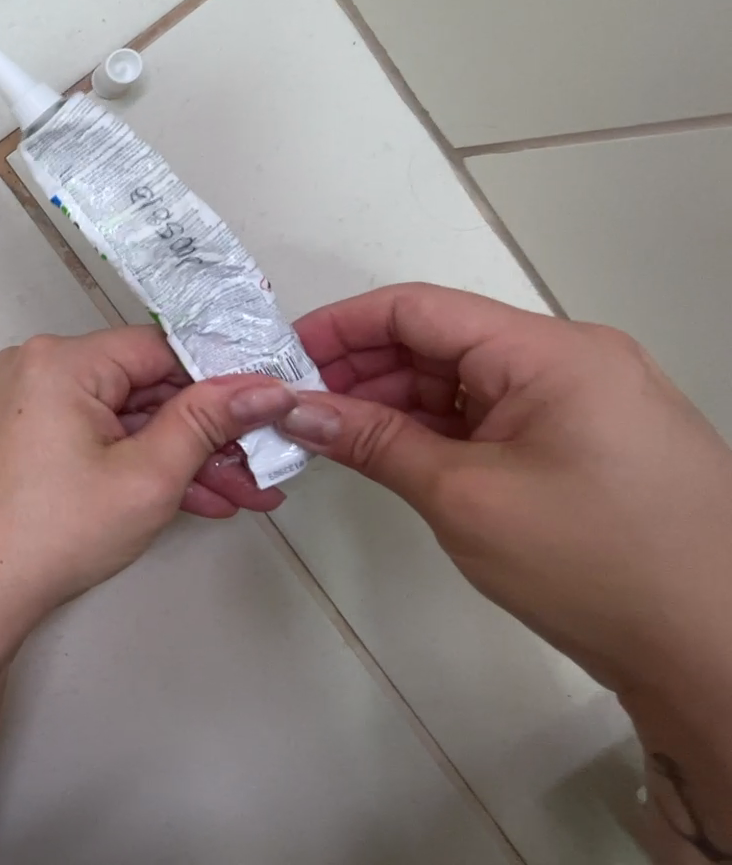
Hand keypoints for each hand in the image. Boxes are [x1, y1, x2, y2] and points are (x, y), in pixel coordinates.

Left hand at [0, 326, 297, 660]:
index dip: (219, 377)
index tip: (269, 406)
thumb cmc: (54, 532)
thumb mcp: (148, 476)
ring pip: (123, 416)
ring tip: (243, 494)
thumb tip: (263, 387)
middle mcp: (36, 368)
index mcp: (59, 361)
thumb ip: (209, 422)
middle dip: (206, 430)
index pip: (159, 347)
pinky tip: (194, 498)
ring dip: (180, 454)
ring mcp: (26, 402)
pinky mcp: (25, 434)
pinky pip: (95, 434)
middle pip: (142, 384)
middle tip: (263, 465)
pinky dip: (137, 462)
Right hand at [280, 283, 731, 697]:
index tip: (278, 361)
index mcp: (550, 354)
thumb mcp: (460, 493)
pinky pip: (476, 411)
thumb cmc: (596, 561)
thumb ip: (369, 439)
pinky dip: (420, 426)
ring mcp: (573, 401)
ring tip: (323, 432)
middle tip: (291, 406)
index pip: (416, 309)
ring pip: (449, 377)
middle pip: (431, 339)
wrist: (723, 657)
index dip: (337, 327)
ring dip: (382, 400)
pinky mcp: (572, 439)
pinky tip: (375, 448)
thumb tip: (290, 409)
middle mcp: (565, 361)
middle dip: (354, 368)